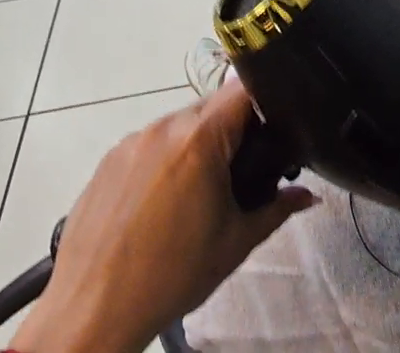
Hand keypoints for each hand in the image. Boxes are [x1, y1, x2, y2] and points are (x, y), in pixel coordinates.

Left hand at [10, 83, 316, 352]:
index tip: (275, 126)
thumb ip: (276, 209)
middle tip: (241, 171)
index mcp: (199, 139)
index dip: (265, 100)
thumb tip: (306, 197)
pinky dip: (164, 161)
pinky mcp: (106, 160)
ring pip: (178, 126)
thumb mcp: (236, 242)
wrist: (93, 310)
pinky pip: (148, 145)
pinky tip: (163, 204)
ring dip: (196, 146)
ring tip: (200, 194)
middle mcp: (162, 128)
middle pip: (210, 108)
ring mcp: (129, 142)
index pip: (243, 89)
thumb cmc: (171, 275)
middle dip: (231, 130)